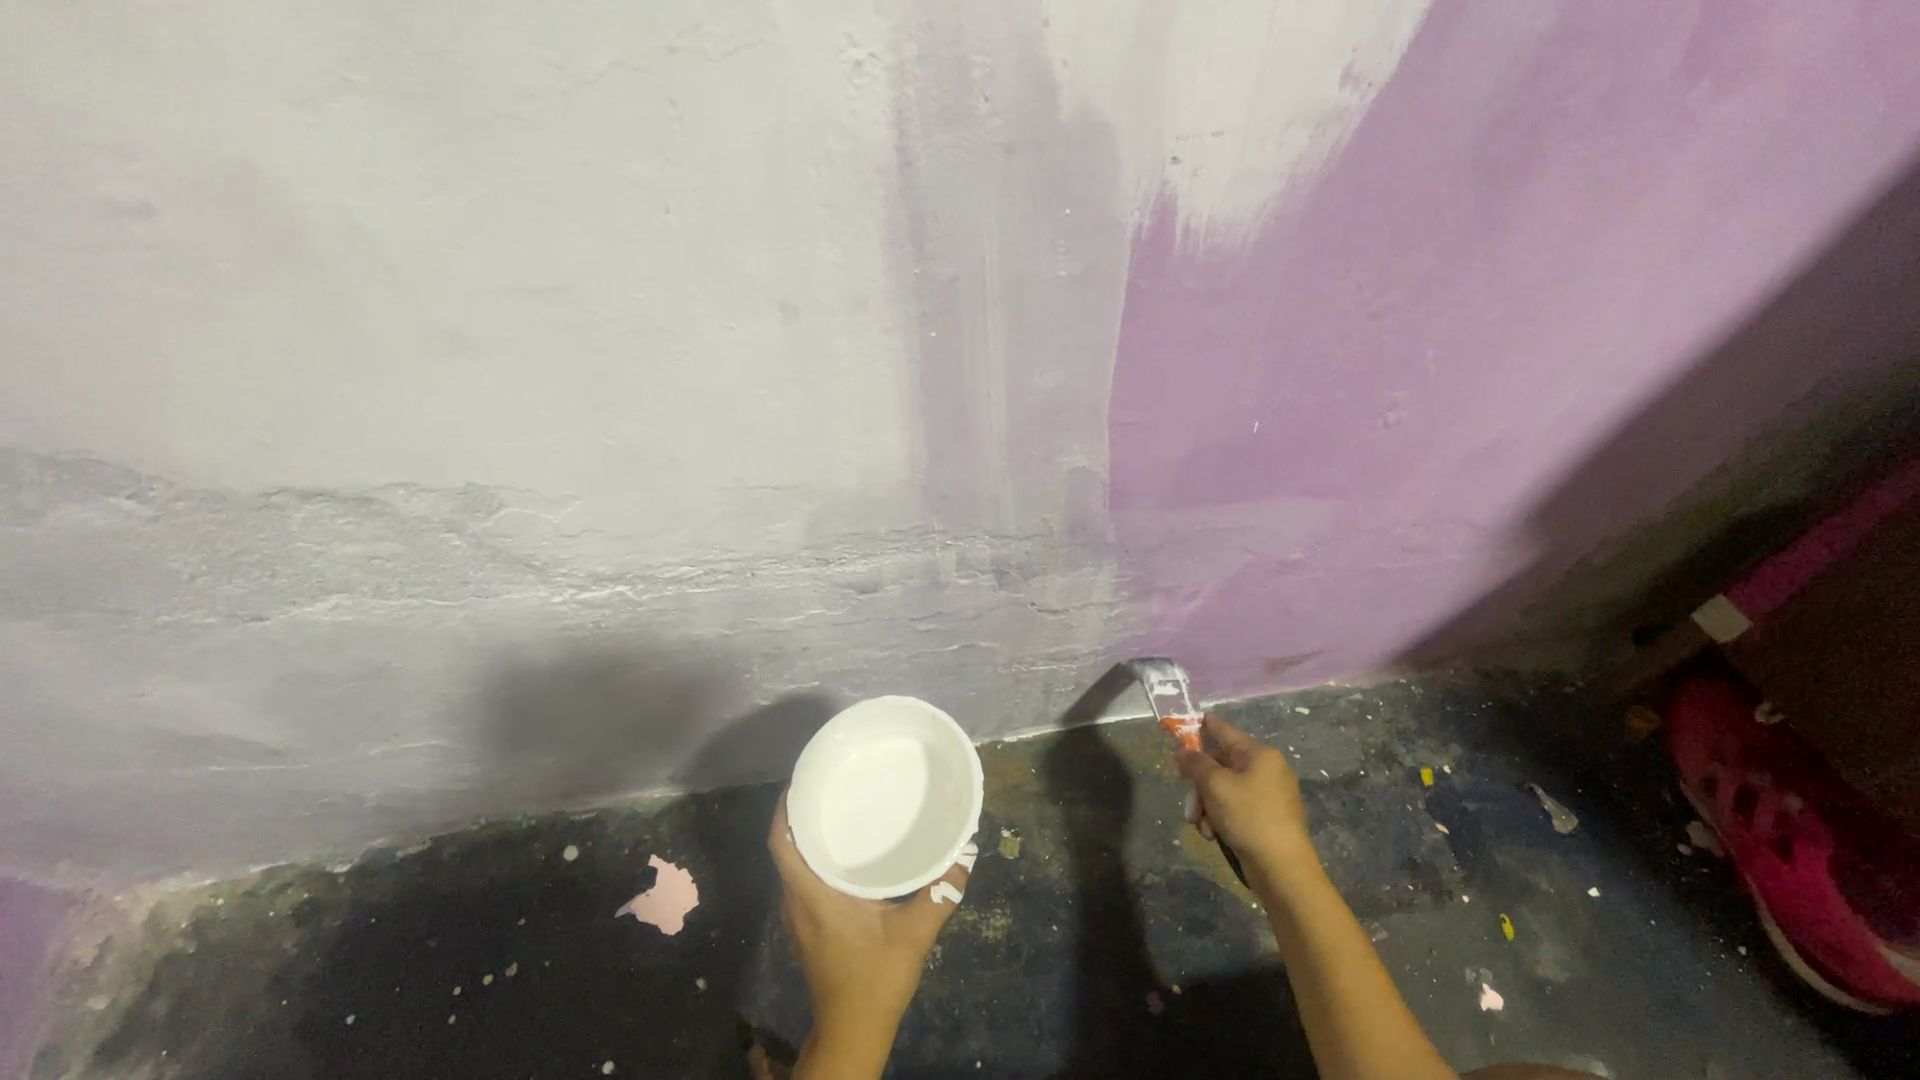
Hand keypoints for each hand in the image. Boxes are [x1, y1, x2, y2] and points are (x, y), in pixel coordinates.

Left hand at [767, 793, 972, 1074]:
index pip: (781, 841)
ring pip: (791, 864)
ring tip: (836, 808)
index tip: (804, 779)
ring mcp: (797, 916)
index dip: (785, 807)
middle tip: (829, 784)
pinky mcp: (806, 927)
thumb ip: (941, 892)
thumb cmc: (876, 978)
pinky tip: (842, 850)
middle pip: (785, 847)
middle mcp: (796, 900)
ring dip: (805, 836)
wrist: (854, 1030)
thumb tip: (967, 852)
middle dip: (799, 813)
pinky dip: (813, 857)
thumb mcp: (915, 934)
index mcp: (812, 894)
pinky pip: (800, 879)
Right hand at [1178, 714, 1314, 873]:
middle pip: (1219, 764)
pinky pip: (1234, 807)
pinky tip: (1213, 835)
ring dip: (1206, 806)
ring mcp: (1268, 794)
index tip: (1180, 725)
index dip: (1200, 726)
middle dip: (1199, 786)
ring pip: (1223, 789)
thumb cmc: (1249, 816)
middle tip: (1189, 805)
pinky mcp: (1266, 817)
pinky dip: (1219, 817)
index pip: (1224, 730)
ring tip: (1201, 826)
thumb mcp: (1215, 785)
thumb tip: (1182, 751)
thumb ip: (1195, 763)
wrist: (1282, 867)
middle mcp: (1266, 769)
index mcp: (1259, 754)